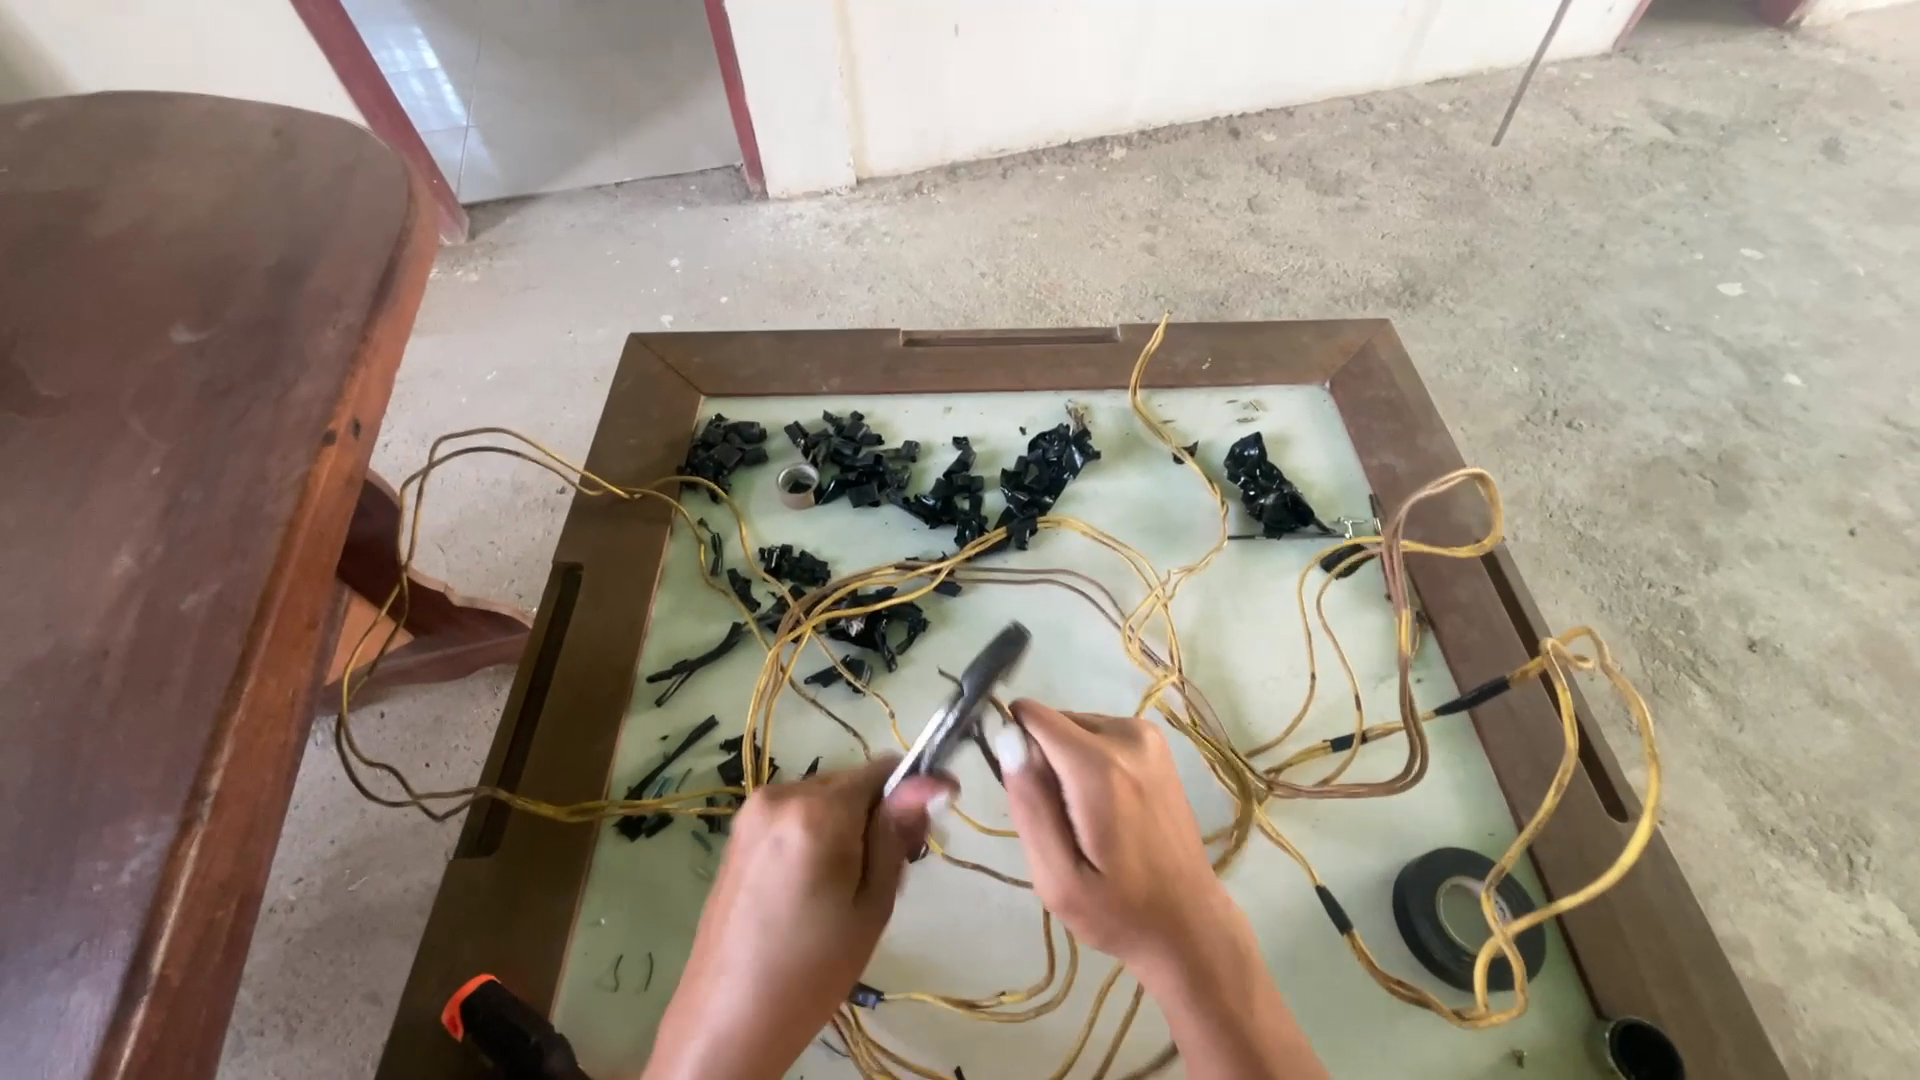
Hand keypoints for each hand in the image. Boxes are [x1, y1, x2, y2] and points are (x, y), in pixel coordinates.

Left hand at [642, 756, 950, 1079]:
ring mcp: (752, 812)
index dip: (913, 792)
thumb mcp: (872, 905)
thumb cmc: (812, 971)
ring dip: (847, 824)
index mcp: (817, 811)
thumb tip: (932, 780)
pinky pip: (796, 813)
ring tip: (846, 886)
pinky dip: (817, 833)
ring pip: (825, 797)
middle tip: (885, 875)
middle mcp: (781, 794)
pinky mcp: (738, 832)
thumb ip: (897, 834)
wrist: (727, 1021)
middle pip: (852, 783)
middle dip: (877, 815)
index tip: (929, 829)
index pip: (883, 770)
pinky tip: (813, 885)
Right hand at [998, 700, 1234, 979]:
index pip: (1032, 716)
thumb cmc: (1117, 910)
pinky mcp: (1155, 743)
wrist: (1189, 923)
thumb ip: (1030, 803)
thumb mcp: (1057, 878)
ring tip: (1084, 819)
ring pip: (1073, 727)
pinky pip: (1097, 734)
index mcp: (1099, 767)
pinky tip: (1106, 808)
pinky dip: (1089, 762)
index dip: (1016, 750)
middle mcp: (1126, 736)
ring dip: (1065, 764)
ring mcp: (1147, 735)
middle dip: (1043, 762)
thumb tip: (1006, 737)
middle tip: (1060, 821)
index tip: (1027, 796)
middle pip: (1053, 722)